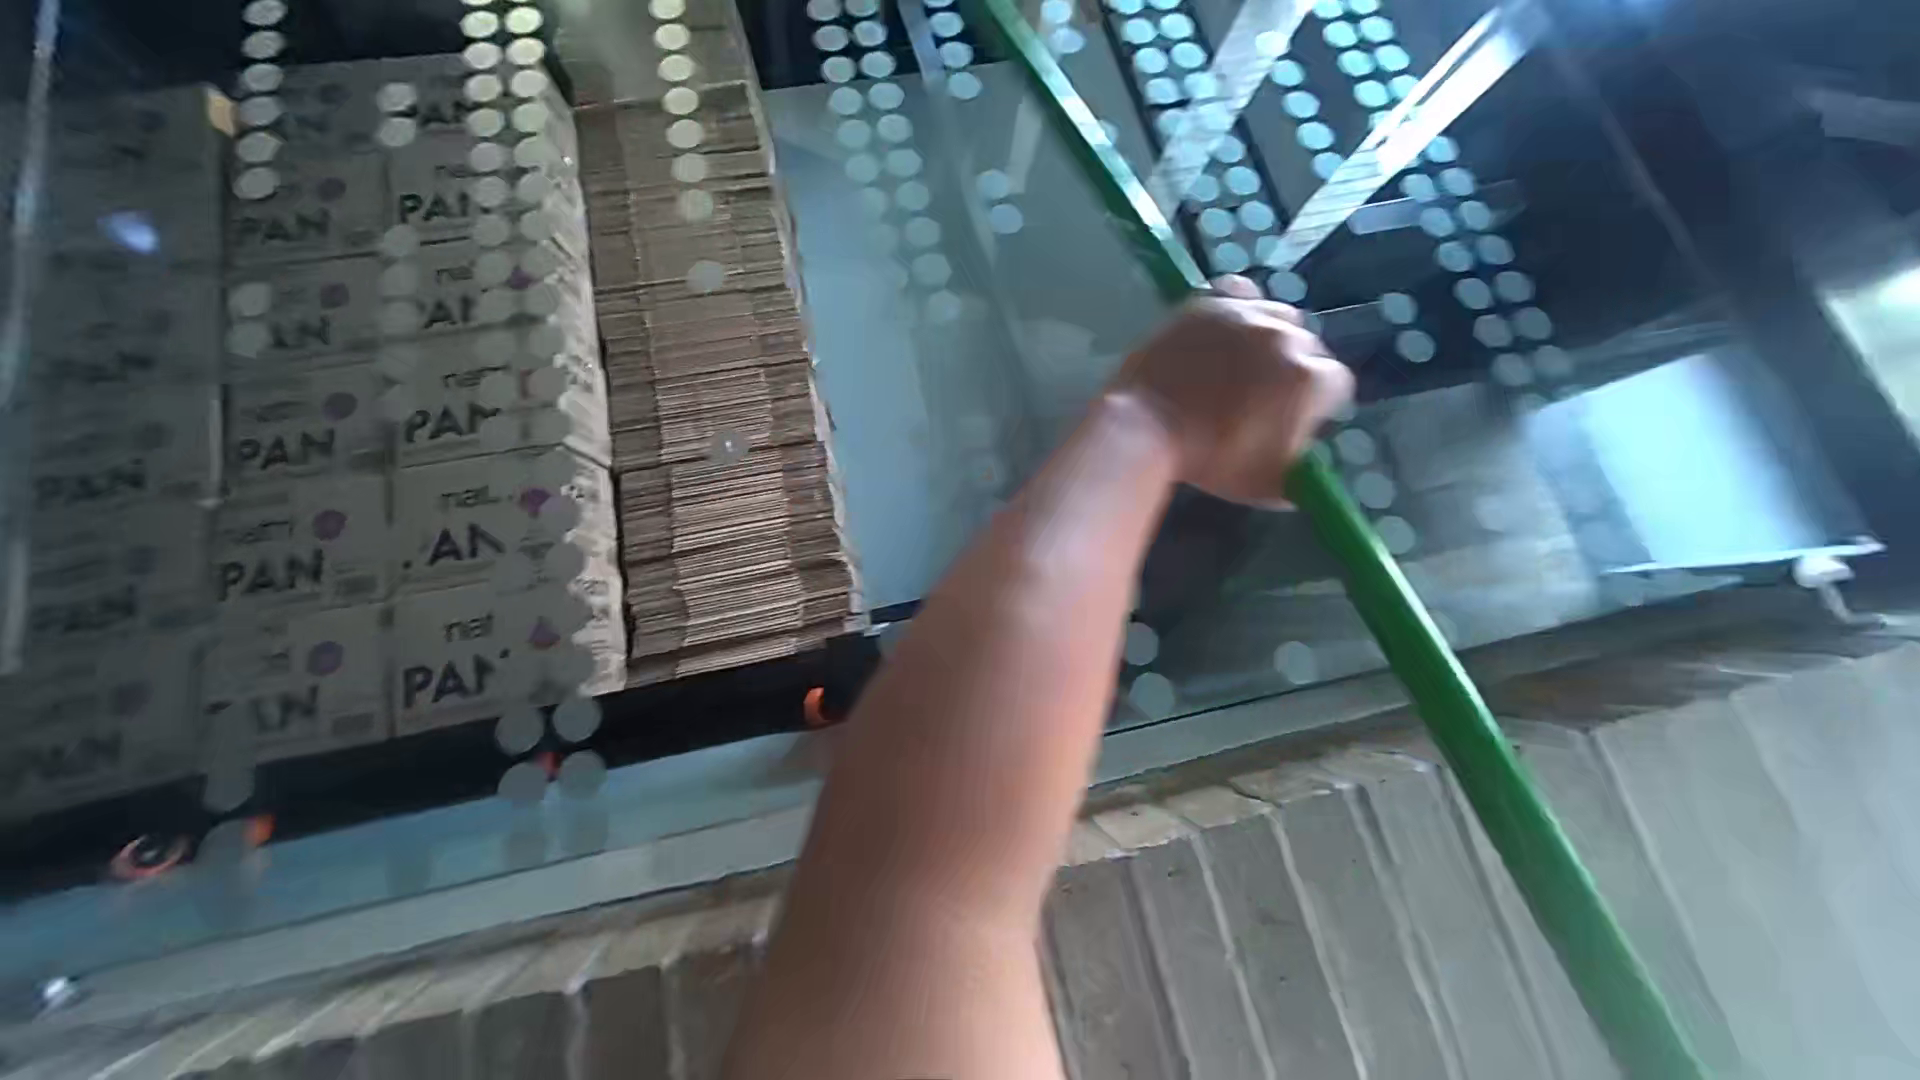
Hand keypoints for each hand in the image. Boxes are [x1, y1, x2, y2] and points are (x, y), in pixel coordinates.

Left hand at [1109, 275, 1353, 506]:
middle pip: (1306, 348)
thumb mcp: (1267, 484)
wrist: (1142, 430)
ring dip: (1267, 339)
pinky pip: (1238, 293)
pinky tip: (1228, 328)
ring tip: (1239, 364)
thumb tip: (1309, 463)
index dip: (1314, 405)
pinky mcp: (1208, 304)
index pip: (1335, 385)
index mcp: (1308, 379)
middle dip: (1289, 372)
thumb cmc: (1206, 462)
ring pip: (1276, 318)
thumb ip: (1301, 468)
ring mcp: (1245, 314)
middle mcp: (1285, 337)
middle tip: (1257, 397)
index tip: (1288, 419)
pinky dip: (1239, 307)